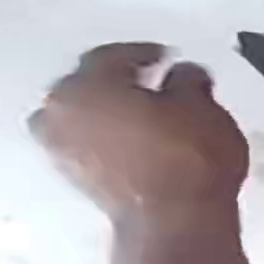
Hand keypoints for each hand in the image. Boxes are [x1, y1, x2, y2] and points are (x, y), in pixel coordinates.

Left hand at [30, 43, 248, 226]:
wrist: (174, 211)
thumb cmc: (191, 154)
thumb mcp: (205, 109)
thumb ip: (191, 83)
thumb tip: (185, 72)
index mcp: (87, 87)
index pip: (111, 56)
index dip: (143, 52)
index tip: (167, 54)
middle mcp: (58, 110)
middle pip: (89, 84)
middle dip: (124, 81)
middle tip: (160, 81)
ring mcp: (59, 142)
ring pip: (86, 112)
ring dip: (116, 107)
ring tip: (154, 112)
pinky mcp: (72, 167)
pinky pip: (90, 137)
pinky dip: (114, 131)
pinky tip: (144, 138)